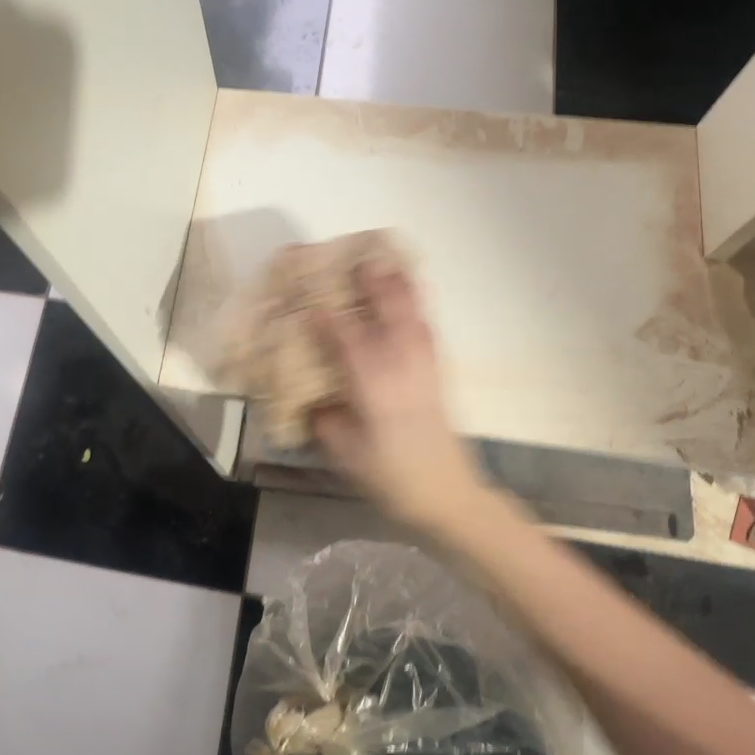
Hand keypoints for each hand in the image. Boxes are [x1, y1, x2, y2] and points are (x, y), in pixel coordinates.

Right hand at [311, 259, 483, 527]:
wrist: (448, 495)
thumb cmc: (392, 478)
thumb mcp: (346, 455)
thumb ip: (327, 420)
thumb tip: (313, 398)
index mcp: (374, 387)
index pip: (347, 339)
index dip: (326, 317)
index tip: (306, 299)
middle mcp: (402, 368)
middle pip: (390, 314)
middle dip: (374, 284)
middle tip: (357, 258)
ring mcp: (425, 368)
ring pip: (414, 316)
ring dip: (400, 287)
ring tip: (387, 262)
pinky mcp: (439, 375)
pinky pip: (428, 330)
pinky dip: (419, 306)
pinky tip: (413, 296)